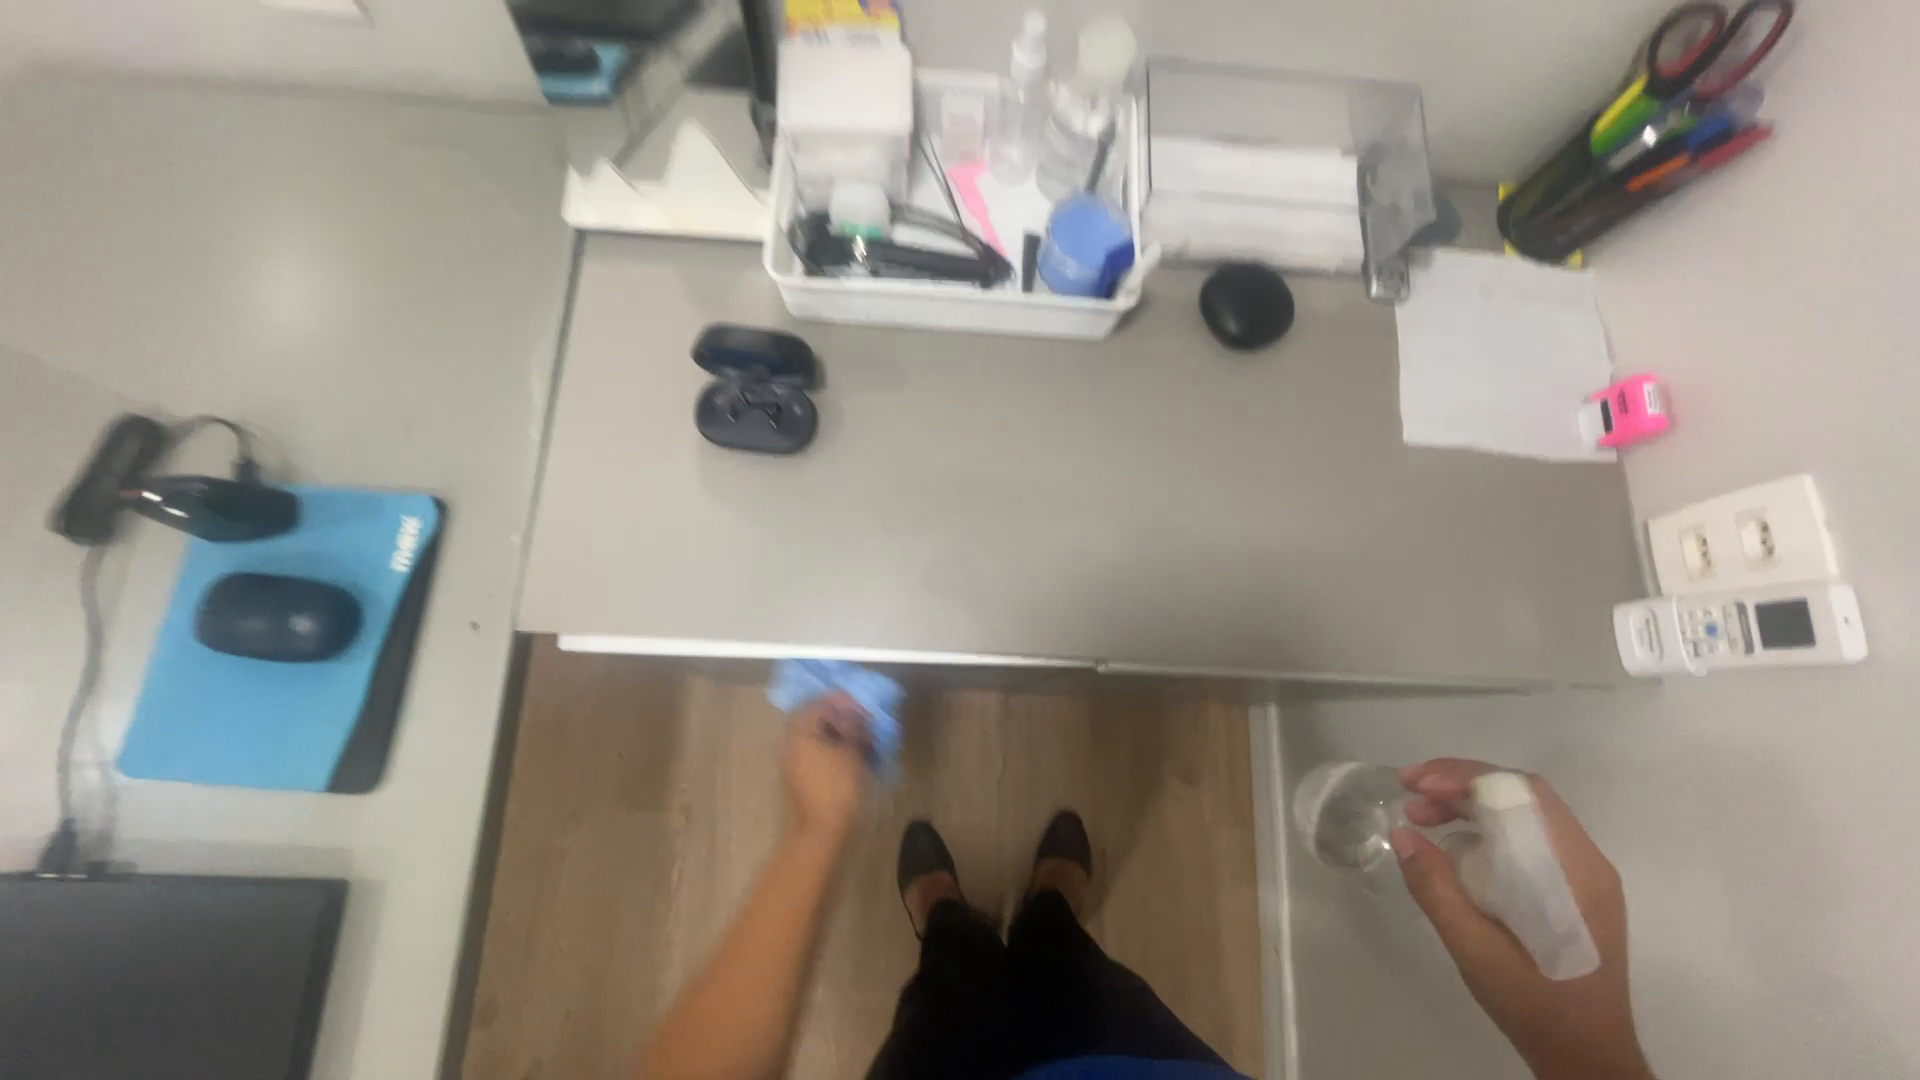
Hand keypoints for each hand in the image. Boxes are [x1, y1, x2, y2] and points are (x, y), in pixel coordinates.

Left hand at [781, 693, 872, 841]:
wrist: (823, 831)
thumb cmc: (839, 786)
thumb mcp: (852, 751)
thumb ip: (855, 727)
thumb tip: (858, 716)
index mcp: (800, 733)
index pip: (818, 705)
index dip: (841, 702)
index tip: (862, 707)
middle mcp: (791, 745)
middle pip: (815, 721)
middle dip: (841, 719)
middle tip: (864, 723)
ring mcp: (794, 763)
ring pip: (818, 739)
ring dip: (840, 736)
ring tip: (864, 741)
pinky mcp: (801, 779)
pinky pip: (818, 755)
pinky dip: (835, 751)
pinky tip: (854, 758)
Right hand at [1393, 759, 1650, 1079]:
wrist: (1586, 1056)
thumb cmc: (1534, 1002)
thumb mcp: (1472, 947)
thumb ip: (1436, 887)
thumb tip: (1402, 834)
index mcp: (1571, 869)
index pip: (1520, 791)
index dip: (1463, 775)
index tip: (1415, 785)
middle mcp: (1584, 861)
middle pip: (1520, 795)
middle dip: (1458, 784)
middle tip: (1409, 797)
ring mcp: (1582, 875)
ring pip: (1522, 813)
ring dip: (1468, 804)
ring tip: (1421, 819)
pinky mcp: (1574, 889)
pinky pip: (1527, 837)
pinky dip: (1484, 827)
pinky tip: (1452, 847)